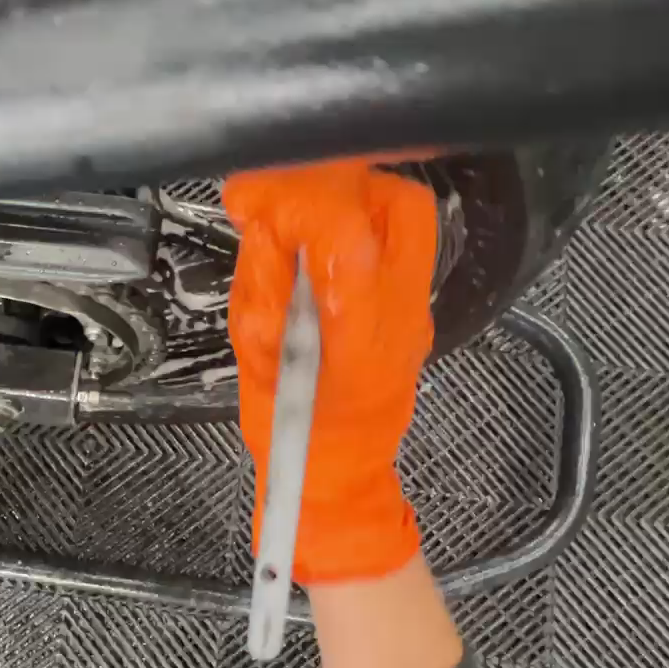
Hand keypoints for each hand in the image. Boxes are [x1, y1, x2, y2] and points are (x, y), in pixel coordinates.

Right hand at [223, 159, 439, 585]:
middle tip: (274, 201)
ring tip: (287, 219)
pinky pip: (395, 243)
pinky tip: (311, 242)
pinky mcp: (411, 307)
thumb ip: (266, 297)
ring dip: (339, 202)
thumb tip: (264, 225)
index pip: (347, 236)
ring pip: (401, 218)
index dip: (297, 201)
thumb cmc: (295, 441)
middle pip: (396, 208)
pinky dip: (351, 227)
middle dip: (329, 188)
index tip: (252, 198)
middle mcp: (402, 314)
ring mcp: (416, 309)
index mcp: (358, 336)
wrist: (340, 479)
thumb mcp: (260, 371)